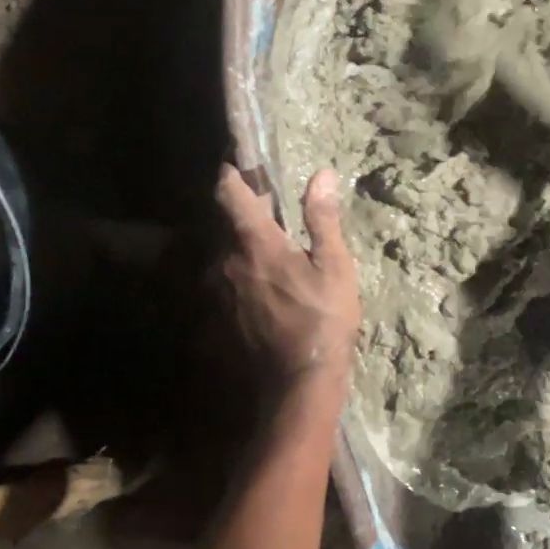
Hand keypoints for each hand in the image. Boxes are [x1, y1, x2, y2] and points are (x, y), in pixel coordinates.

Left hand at [216, 165, 361, 385]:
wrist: (297, 384)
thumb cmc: (322, 318)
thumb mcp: (333, 265)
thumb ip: (321, 218)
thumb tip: (321, 174)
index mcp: (253, 241)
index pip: (228, 192)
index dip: (232, 173)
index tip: (240, 163)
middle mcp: (224, 260)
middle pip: (225, 222)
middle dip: (244, 211)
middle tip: (270, 209)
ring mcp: (216, 291)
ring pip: (223, 253)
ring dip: (240, 245)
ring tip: (269, 251)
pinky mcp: (216, 316)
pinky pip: (223, 281)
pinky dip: (239, 274)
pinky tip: (263, 287)